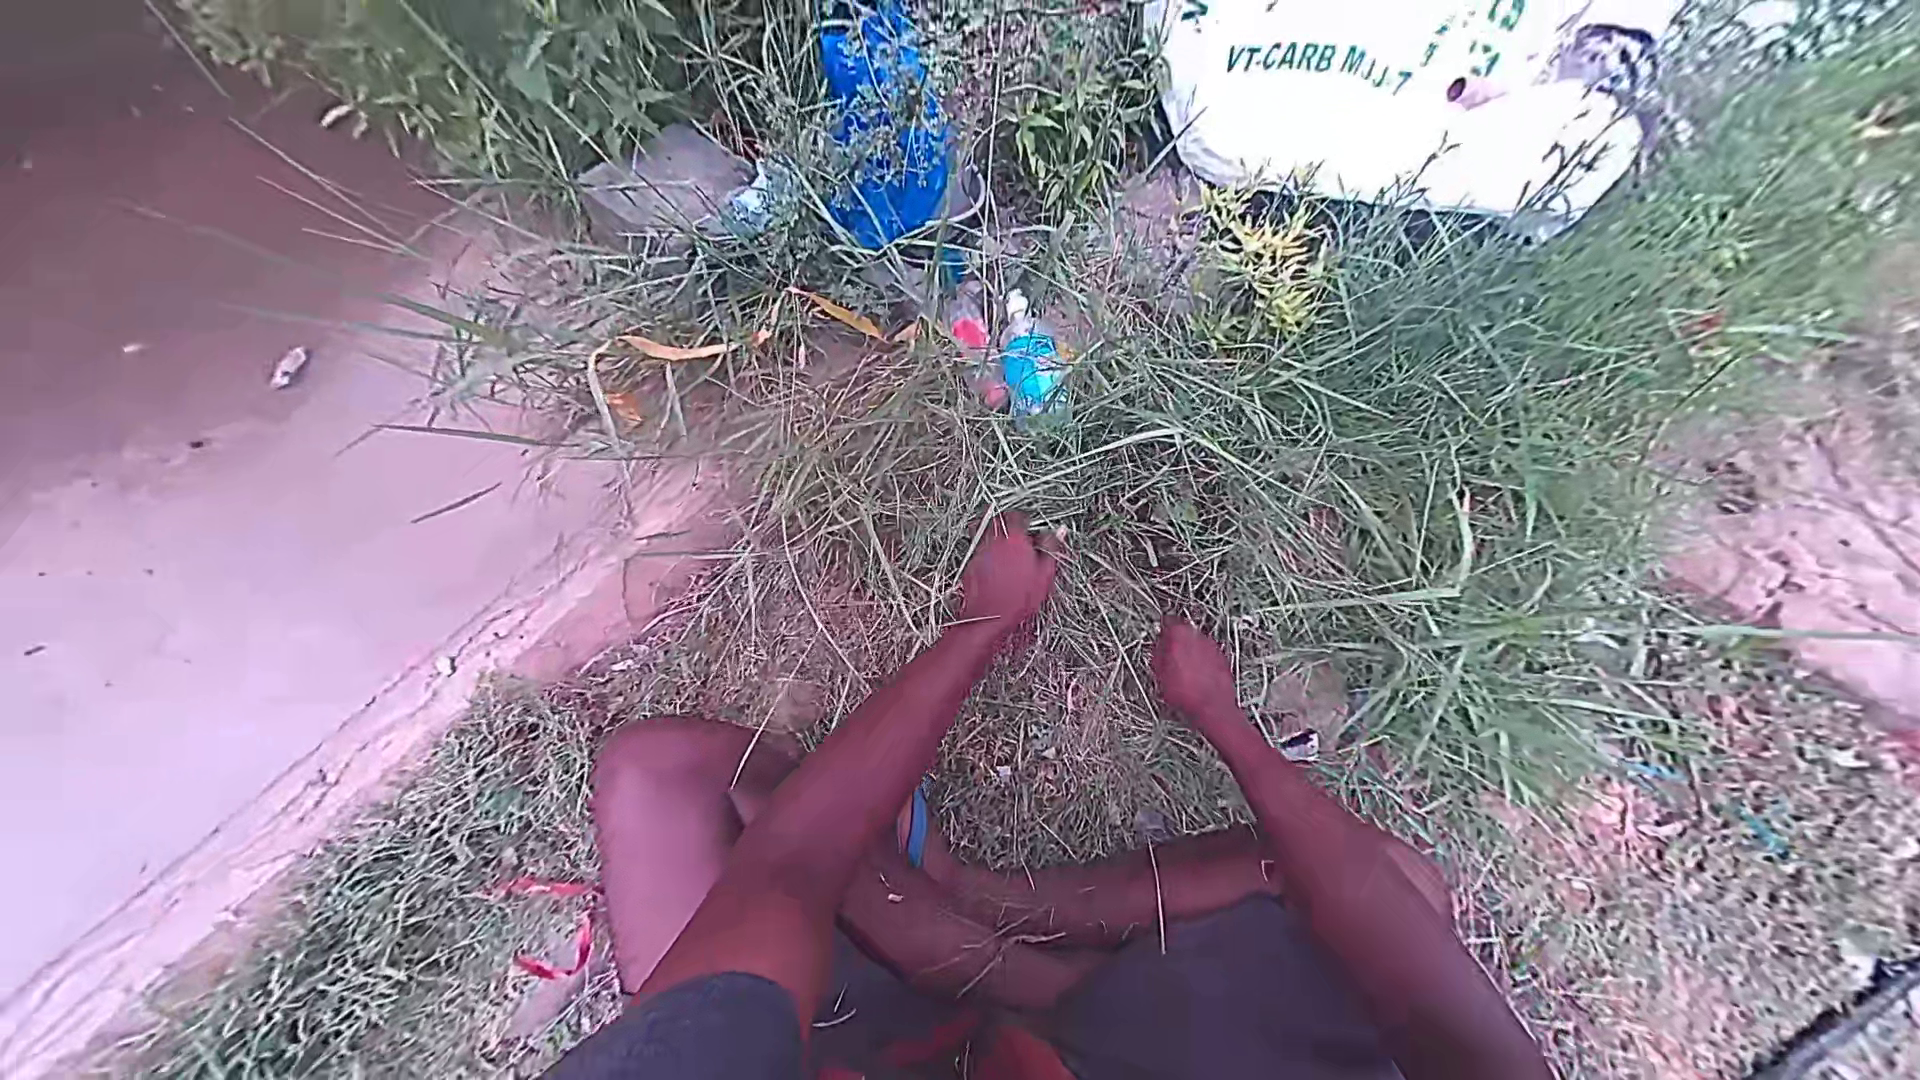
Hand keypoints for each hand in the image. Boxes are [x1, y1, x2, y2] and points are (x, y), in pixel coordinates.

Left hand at [957, 512, 1060, 630]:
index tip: (1030, 526)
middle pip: (998, 519)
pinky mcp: (971, 564)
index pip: (1018, 515)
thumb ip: (1051, 548)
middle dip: (1007, 522)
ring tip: (1006, 548)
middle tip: (1017, 533)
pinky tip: (996, 565)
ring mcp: (980, 551)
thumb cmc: (1017, 599)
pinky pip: (979, 549)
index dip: (1025, 518)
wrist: (989, 618)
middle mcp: (994, 541)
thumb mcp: (1044, 574)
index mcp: (1014, 539)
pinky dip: (988, 552)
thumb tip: (1059, 533)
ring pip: (985, 532)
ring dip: (996, 536)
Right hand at [1151, 617, 1242, 733]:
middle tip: (1168, 654)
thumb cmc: (1187, 693)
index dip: (1161, 630)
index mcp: (1179, 634)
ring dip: (1190, 650)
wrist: (1213, 709)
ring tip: (1182, 668)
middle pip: (1184, 631)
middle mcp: (1198, 636)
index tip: (1159, 636)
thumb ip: (1157, 653)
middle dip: (1176, 641)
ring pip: (1197, 642)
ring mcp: (1213, 647)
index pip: (1168, 622)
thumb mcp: (1159, 673)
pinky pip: (1208, 654)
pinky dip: (1202, 660)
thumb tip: (1157, 647)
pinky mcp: (1223, 659)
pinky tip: (1196, 676)